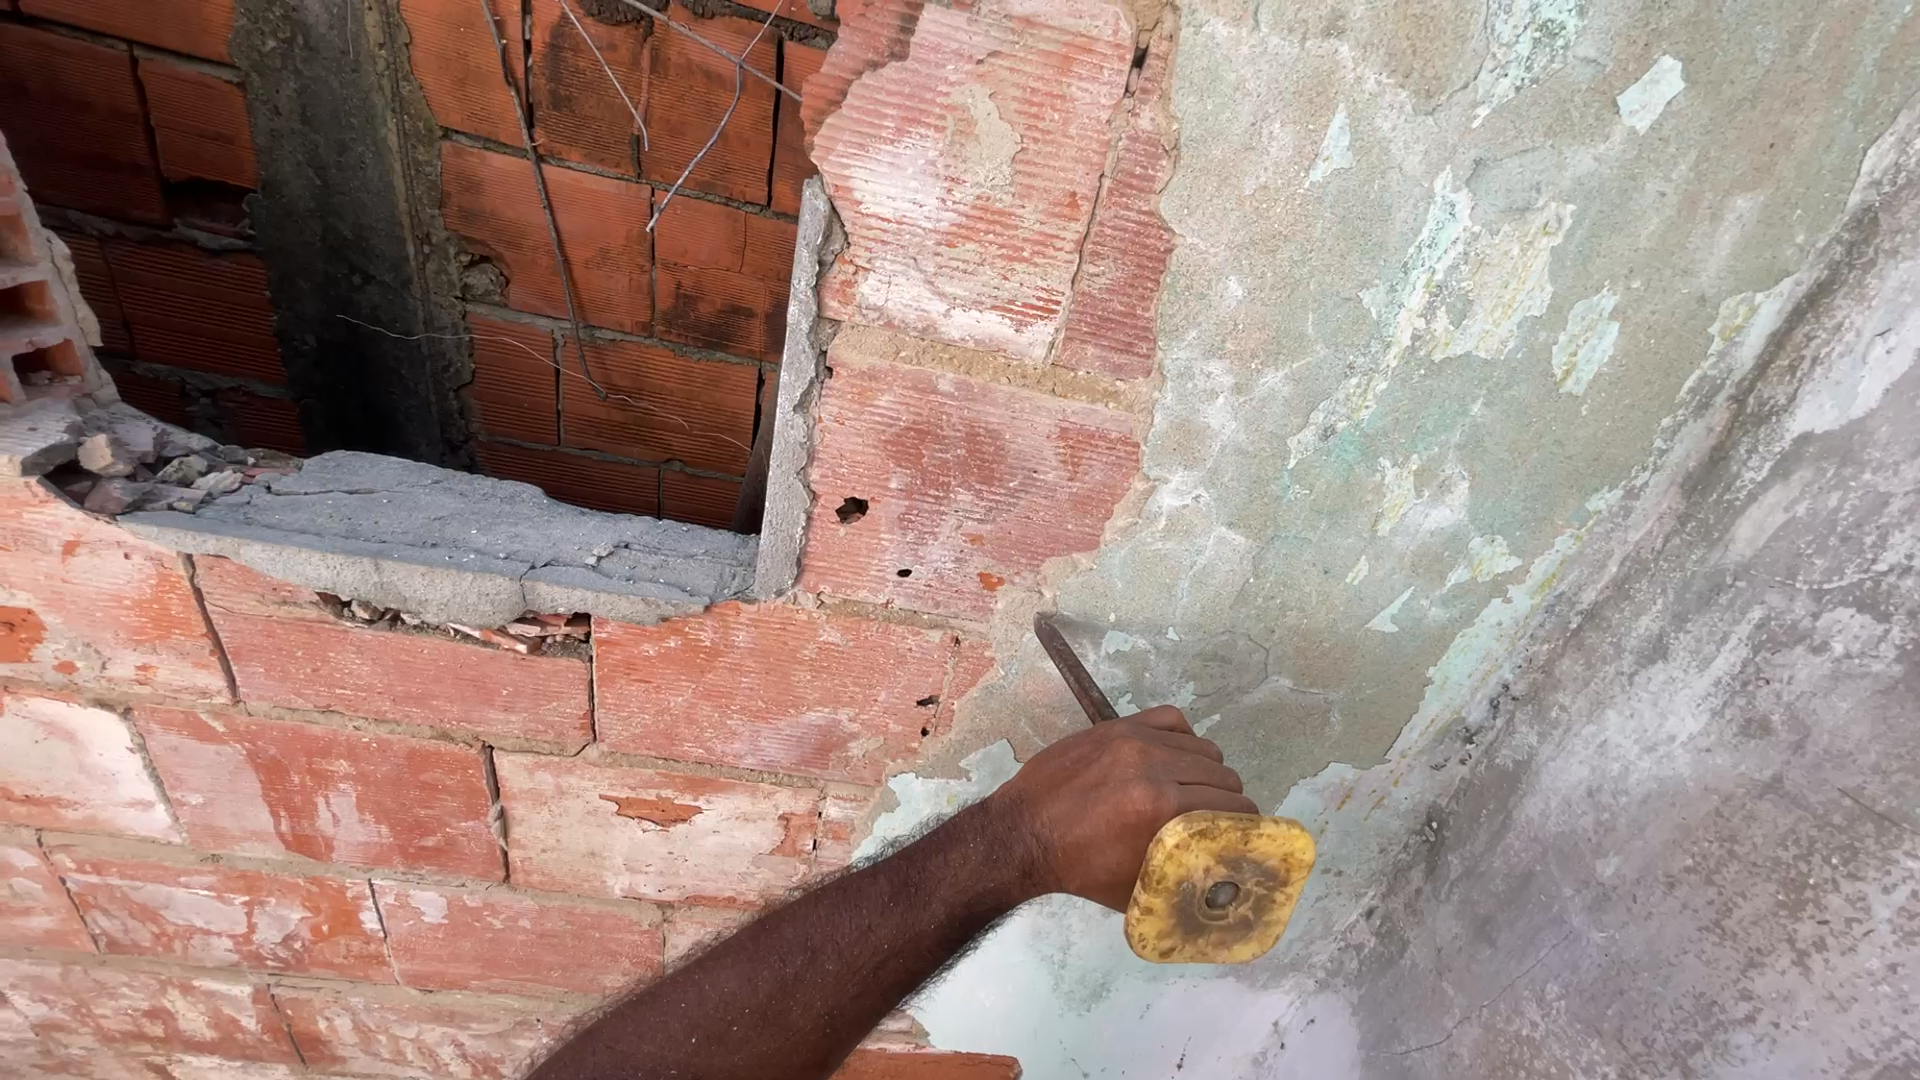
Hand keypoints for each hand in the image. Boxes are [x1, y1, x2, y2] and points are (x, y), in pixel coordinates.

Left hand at [984, 706, 1257, 910]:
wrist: (1024, 831)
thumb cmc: (1080, 868)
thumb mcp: (1140, 884)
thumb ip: (1184, 873)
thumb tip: (1223, 871)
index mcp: (1162, 808)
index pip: (1231, 805)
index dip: (1245, 821)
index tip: (1242, 831)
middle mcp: (1153, 766)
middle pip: (1221, 774)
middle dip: (1227, 798)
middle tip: (1218, 815)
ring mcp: (1132, 740)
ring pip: (1200, 746)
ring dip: (1207, 769)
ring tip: (1196, 787)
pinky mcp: (1115, 726)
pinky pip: (1170, 718)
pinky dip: (1183, 736)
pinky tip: (1177, 755)